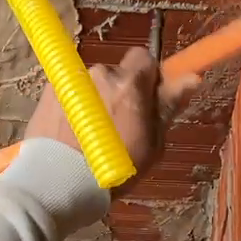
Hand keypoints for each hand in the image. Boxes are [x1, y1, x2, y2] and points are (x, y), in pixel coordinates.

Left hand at [22, 48, 197, 189]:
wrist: (60, 181)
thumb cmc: (114, 169)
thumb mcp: (152, 144)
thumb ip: (167, 108)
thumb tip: (191, 79)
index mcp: (130, 84)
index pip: (144, 58)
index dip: (147, 78)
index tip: (145, 102)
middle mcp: (100, 73)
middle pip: (116, 73)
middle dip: (118, 91)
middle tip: (116, 125)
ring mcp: (71, 80)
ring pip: (91, 84)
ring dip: (94, 99)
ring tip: (89, 134)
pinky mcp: (48, 91)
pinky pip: (69, 91)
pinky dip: (73, 105)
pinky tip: (71, 132)